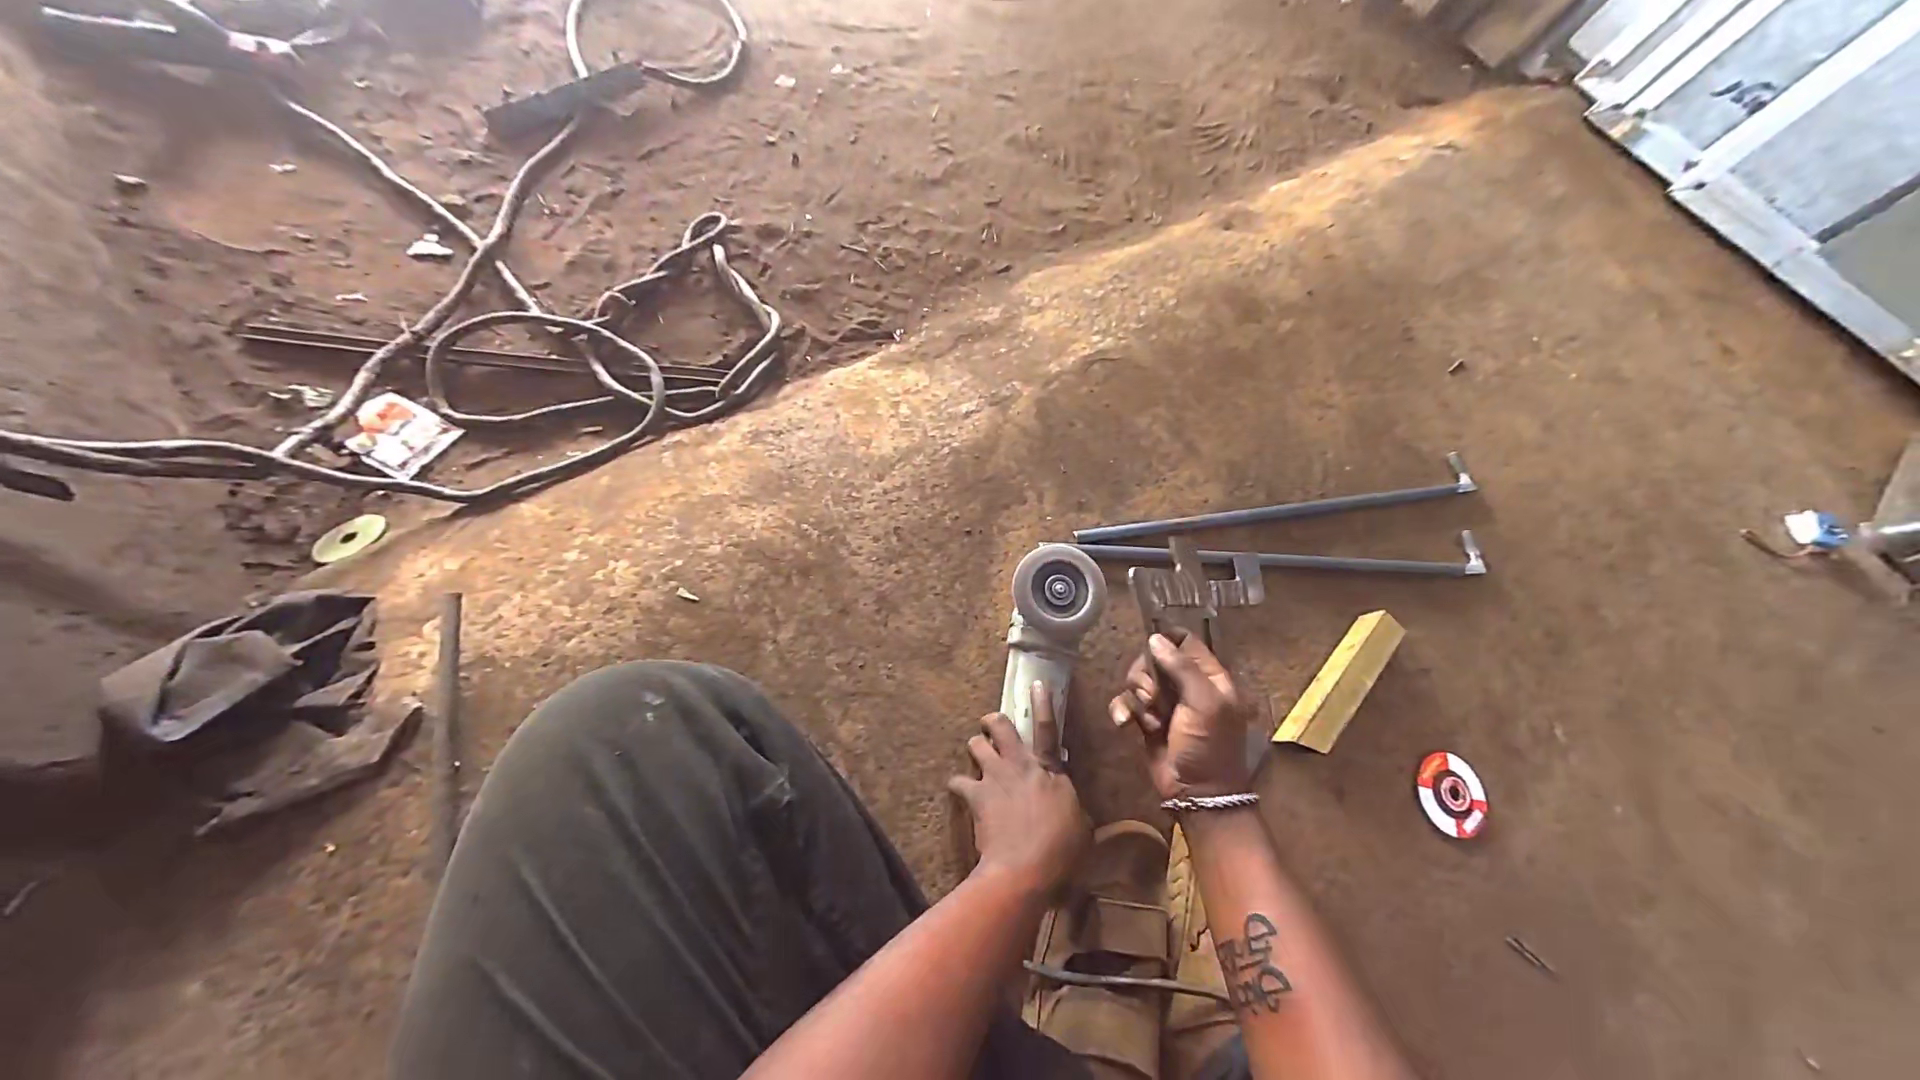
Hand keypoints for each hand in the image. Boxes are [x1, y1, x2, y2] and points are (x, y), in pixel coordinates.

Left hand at [948, 682, 1090, 895]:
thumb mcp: (1082, 827)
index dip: (1042, 703)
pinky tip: (959, 790)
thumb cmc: (1061, 850)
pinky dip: (958, 784)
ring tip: (976, 756)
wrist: (1024, 868)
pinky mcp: (975, 795)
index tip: (1036, 684)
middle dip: (992, 721)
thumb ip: (1073, 808)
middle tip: (990, 725)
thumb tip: (1073, 809)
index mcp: (1049, 769)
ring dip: (976, 747)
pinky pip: (958, 780)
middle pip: (1000, 726)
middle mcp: (1019, 764)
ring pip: (976, 744)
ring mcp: (994, 777)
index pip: (1047, 728)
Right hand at [1109, 630, 1251, 800]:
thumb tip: (1155, 638)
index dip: (1167, 640)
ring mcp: (1165, 704)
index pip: (1186, 642)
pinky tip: (1124, 724)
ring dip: (1137, 696)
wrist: (1196, 793)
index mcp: (1209, 677)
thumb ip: (1182, 667)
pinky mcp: (1146, 720)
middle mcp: (1186, 686)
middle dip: (1146, 674)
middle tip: (1152, 695)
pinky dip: (1123, 711)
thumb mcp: (1204, 703)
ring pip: (1137, 680)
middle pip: (1154, 659)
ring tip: (1148, 716)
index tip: (1151, 647)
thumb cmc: (1208, 745)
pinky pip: (1126, 703)